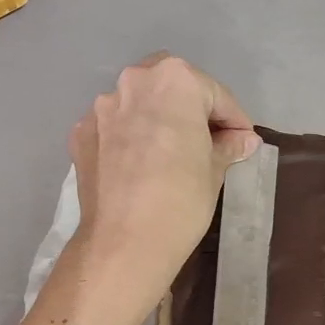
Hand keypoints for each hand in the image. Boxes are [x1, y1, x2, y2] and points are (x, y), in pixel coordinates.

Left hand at [67, 54, 259, 291]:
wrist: (124, 243)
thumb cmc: (181, 201)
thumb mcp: (214, 171)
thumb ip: (227, 146)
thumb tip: (242, 140)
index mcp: (175, 80)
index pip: (214, 94)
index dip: (234, 119)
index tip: (243, 142)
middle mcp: (134, 82)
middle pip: (170, 87)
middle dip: (190, 109)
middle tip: (205, 141)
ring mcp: (101, 108)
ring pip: (137, 105)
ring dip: (155, 121)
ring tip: (168, 155)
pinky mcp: (81, 135)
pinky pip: (114, 129)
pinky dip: (128, 140)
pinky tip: (138, 167)